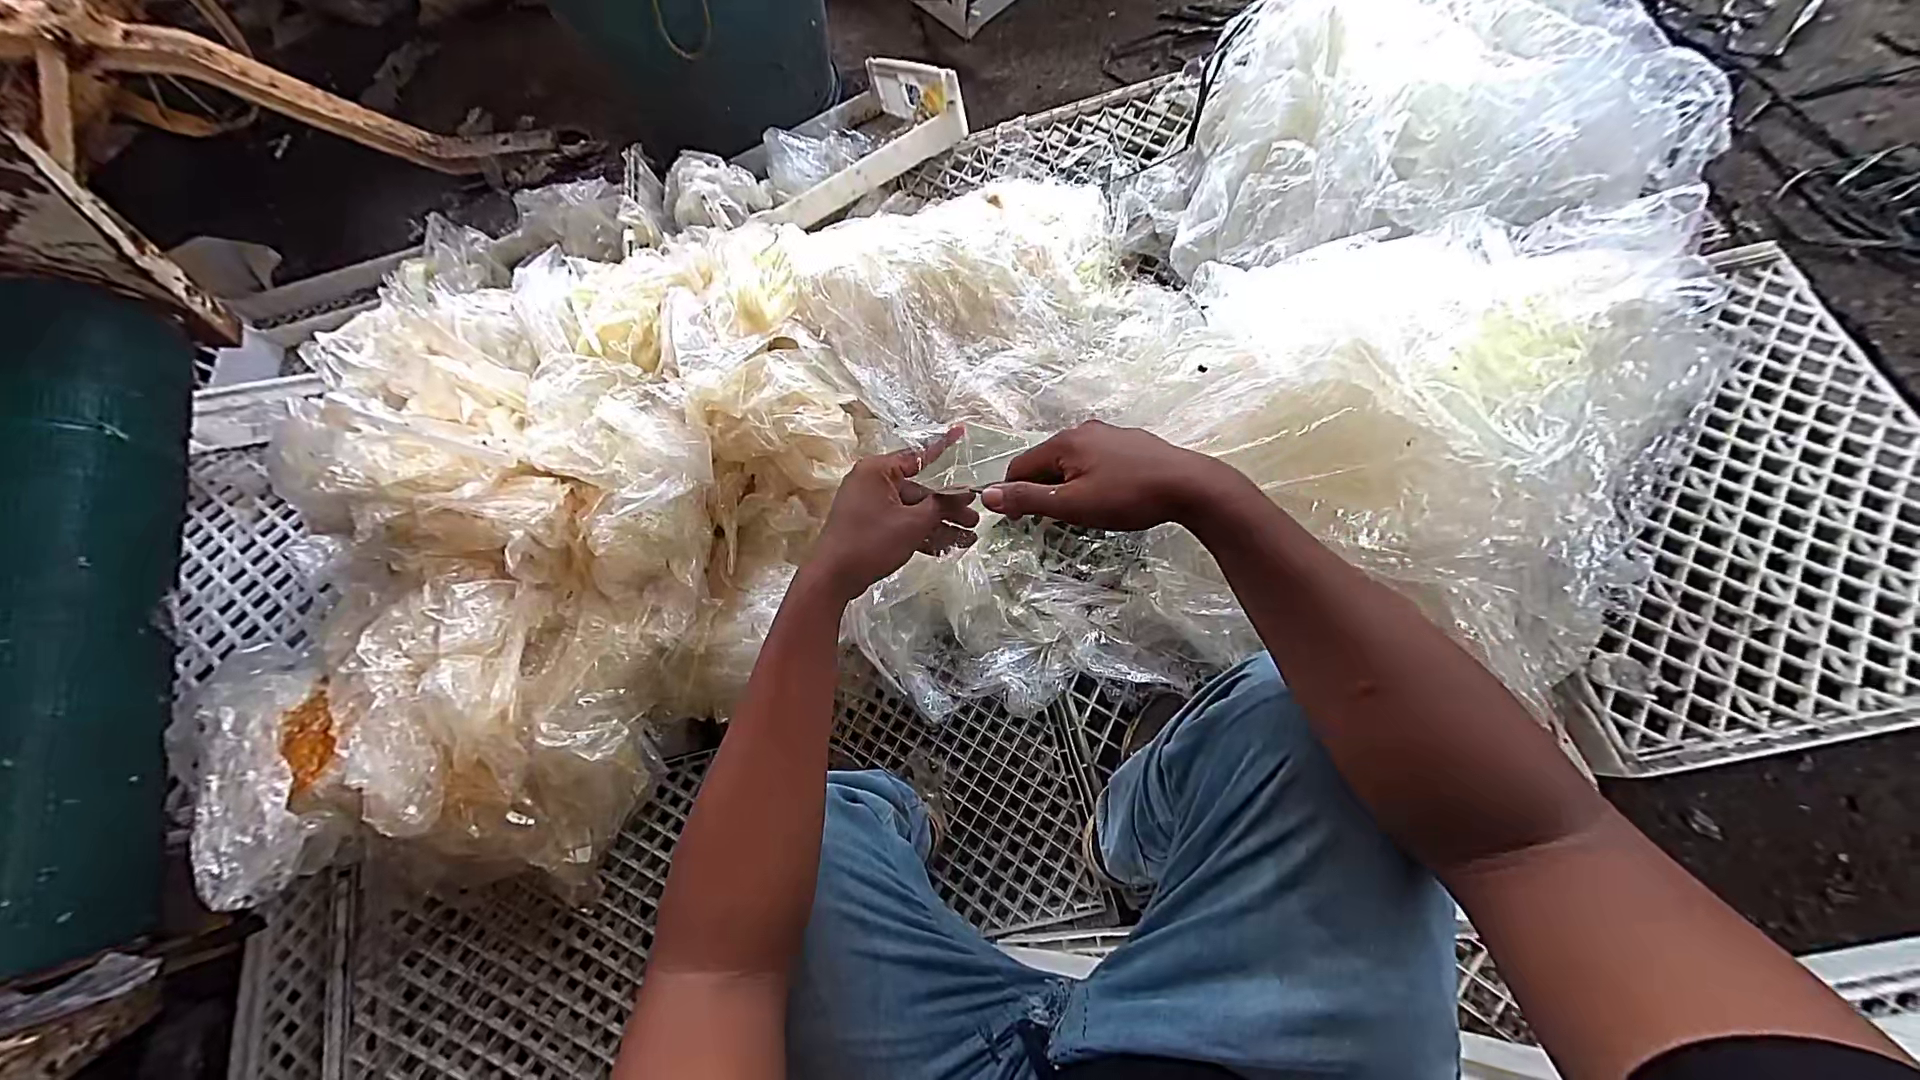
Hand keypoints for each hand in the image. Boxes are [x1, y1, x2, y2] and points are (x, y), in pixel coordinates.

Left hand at [804, 426, 981, 602]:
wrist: (832, 579)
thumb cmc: (871, 542)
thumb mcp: (913, 523)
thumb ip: (941, 504)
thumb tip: (966, 492)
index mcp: (878, 470)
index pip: (919, 455)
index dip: (944, 447)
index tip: (961, 433)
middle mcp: (873, 482)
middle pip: (920, 489)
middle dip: (949, 506)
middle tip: (975, 518)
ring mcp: (870, 505)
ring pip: (913, 509)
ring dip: (940, 523)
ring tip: (969, 537)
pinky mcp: (870, 526)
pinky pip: (902, 523)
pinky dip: (922, 533)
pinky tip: (948, 546)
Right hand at [981, 420, 1244, 531]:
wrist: (1190, 486)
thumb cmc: (1127, 497)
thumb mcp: (1072, 505)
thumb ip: (1028, 499)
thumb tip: (986, 496)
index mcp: (1064, 442)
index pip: (1020, 466)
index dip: (1013, 494)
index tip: (1020, 521)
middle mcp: (1084, 430)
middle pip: (1046, 461)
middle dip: (1042, 488)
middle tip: (1054, 518)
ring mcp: (1110, 433)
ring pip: (1073, 460)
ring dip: (1066, 483)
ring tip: (1082, 509)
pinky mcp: (1132, 442)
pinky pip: (1097, 459)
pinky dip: (1091, 476)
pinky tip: (1109, 494)